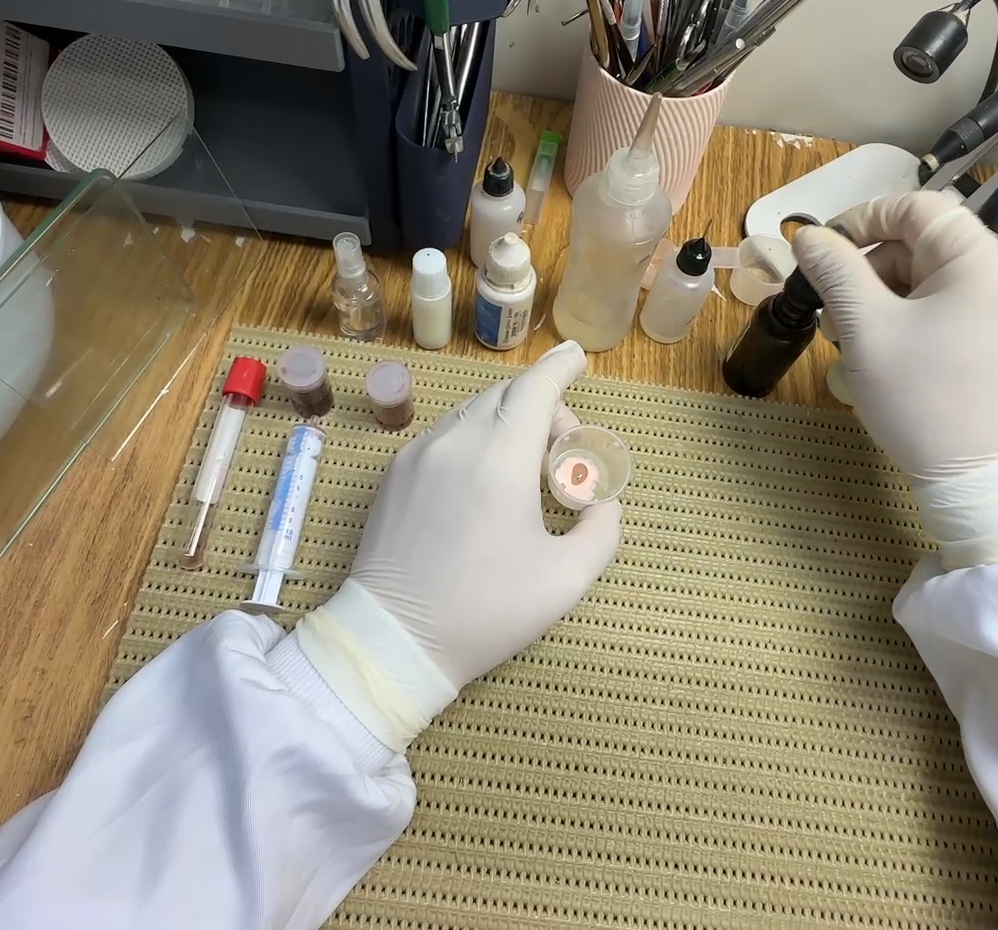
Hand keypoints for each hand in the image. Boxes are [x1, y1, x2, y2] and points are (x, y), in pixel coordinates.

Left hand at [291, 341, 622, 746]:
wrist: (393, 639)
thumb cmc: (484, 612)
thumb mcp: (564, 580)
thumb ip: (601, 530)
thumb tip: (604, 502)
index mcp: (500, 461)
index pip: (535, 389)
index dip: (560, 368)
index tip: (577, 357)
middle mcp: (456, 442)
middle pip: (507, 395)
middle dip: (542, 409)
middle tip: (561, 456)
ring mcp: (419, 453)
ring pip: (474, 411)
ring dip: (507, 423)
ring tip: (522, 473)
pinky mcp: (396, 472)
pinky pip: (446, 434)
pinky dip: (475, 439)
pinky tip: (480, 485)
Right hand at [793, 189, 997, 482]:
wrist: (980, 479)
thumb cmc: (921, 399)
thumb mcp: (866, 329)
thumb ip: (835, 272)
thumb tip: (807, 236)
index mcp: (984, 261)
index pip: (917, 207)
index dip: (861, 219)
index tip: (821, 252)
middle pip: (925, 242)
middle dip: (870, 267)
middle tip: (832, 308)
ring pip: (935, 275)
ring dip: (886, 293)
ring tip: (855, 335)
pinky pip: (952, 303)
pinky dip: (912, 313)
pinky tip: (887, 346)